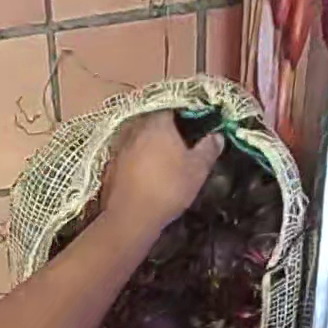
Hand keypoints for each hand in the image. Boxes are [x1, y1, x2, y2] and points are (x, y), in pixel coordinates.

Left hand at [100, 111, 225, 234]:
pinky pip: (129, 158)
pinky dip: (138, 163)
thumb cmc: (168, 188)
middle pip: (155, 124)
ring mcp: (119, 147)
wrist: (130, 217)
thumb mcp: (197, 170)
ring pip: (140, 141)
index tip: (197, 129)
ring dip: (151, 148)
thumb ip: (208, 149)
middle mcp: (135, 128)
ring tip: (164, 163)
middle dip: (168, 133)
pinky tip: (147, 177)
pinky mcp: (110, 166)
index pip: (174, 109)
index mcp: (158, 122)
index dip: (187, 117)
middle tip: (182, 147)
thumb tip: (217, 136)